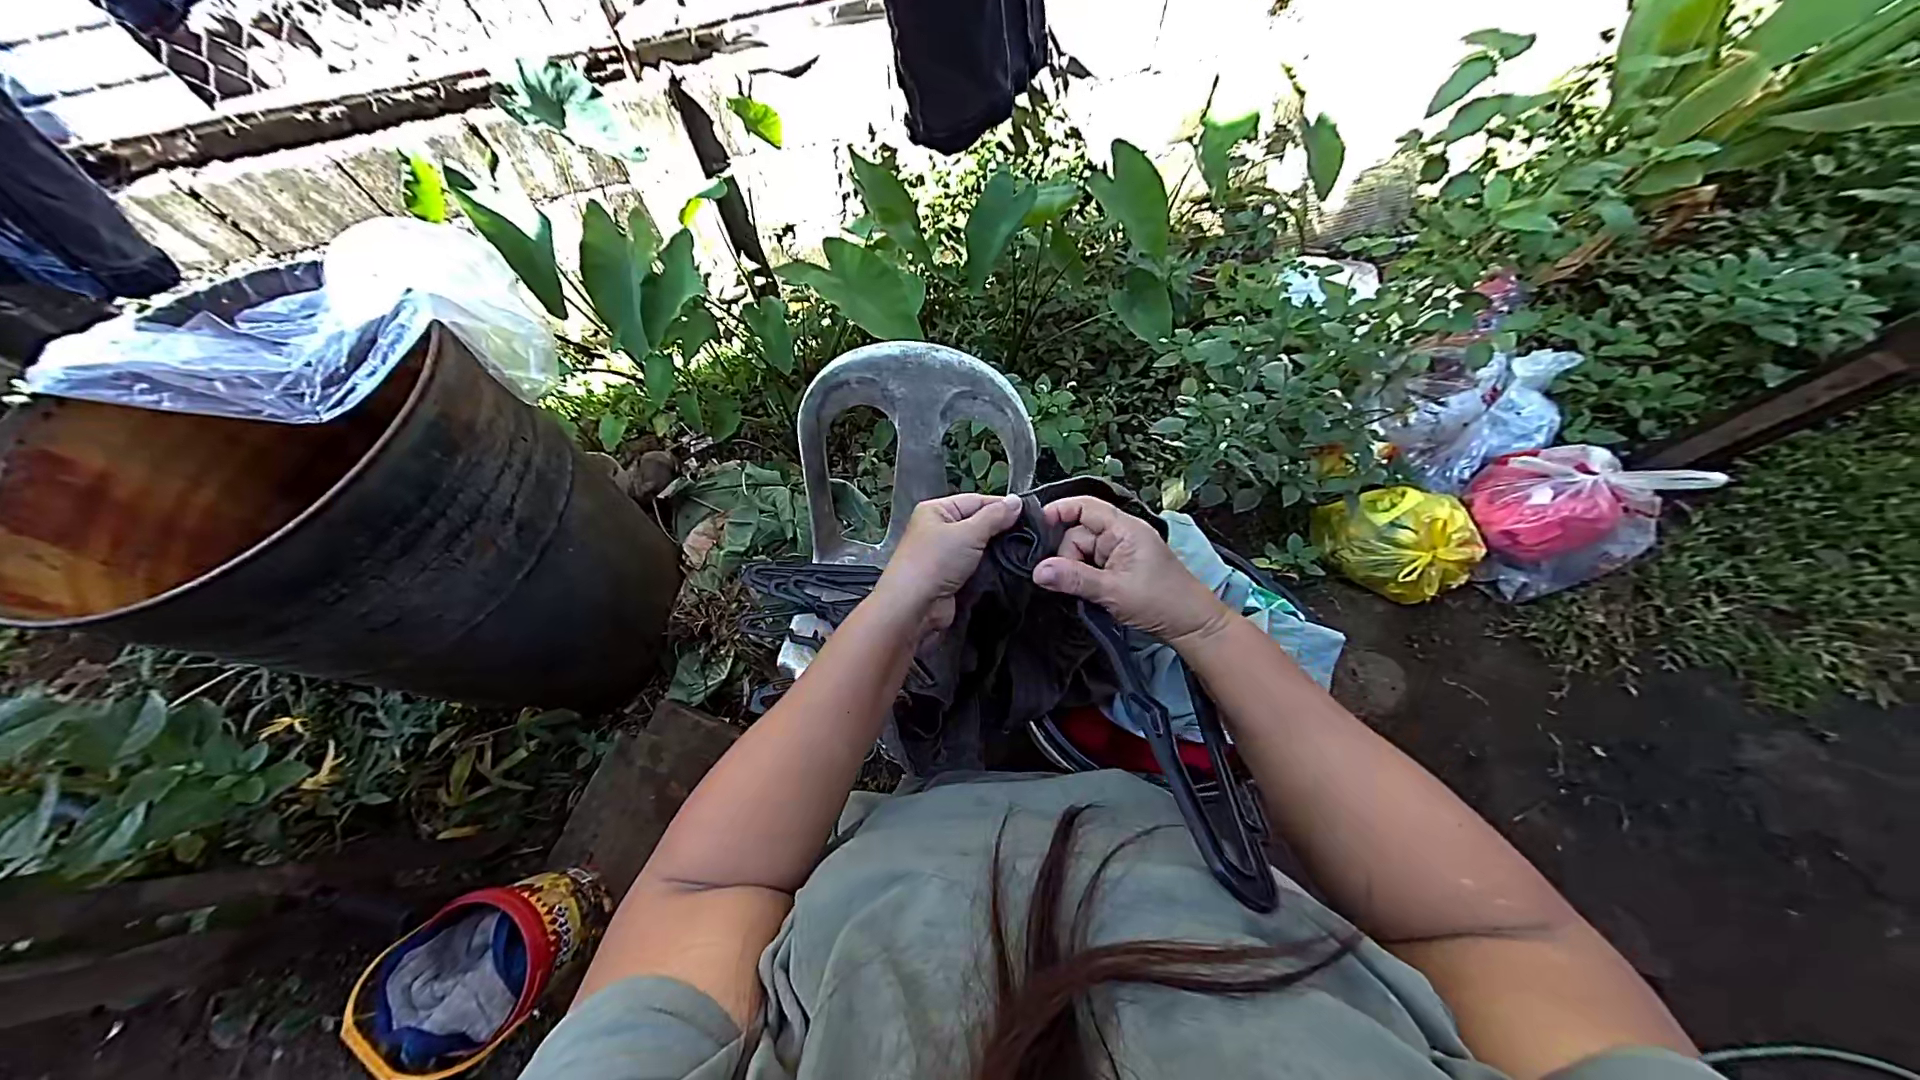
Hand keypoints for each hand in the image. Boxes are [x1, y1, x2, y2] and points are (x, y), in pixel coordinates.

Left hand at [871, 493, 1023, 636]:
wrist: (914, 608)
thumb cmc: (933, 563)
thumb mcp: (968, 533)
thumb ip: (995, 516)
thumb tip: (1016, 501)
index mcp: (936, 511)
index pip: (976, 501)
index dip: (1001, 506)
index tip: (1028, 513)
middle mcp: (939, 530)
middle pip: (978, 523)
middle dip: (1001, 529)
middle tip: (1029, 534)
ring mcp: (945, 555)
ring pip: (979, 547)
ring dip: (997, 551)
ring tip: (1024, 551)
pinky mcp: (952, 577)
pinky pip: (977, 566)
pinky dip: (991, 567)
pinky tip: (1009, 568)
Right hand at [1030, 496, 1233, 646]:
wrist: (1192, 626)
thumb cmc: (1162, 602)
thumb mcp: (1113, 591)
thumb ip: (1074, 579)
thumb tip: (1038, 571)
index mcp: (1124, 528)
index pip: (1084, 506)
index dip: (1059, 511)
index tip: (1036, 528)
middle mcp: (1120, 535)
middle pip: (1076, 533)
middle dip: (1067, 556)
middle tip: (1070, 581)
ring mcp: (1118, 552)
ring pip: (1080, 553)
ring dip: (1076, 571)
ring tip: (1088, 592)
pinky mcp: (1117, 569)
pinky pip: (1088, 566)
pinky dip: (1083, 578)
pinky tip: (1088, 592)